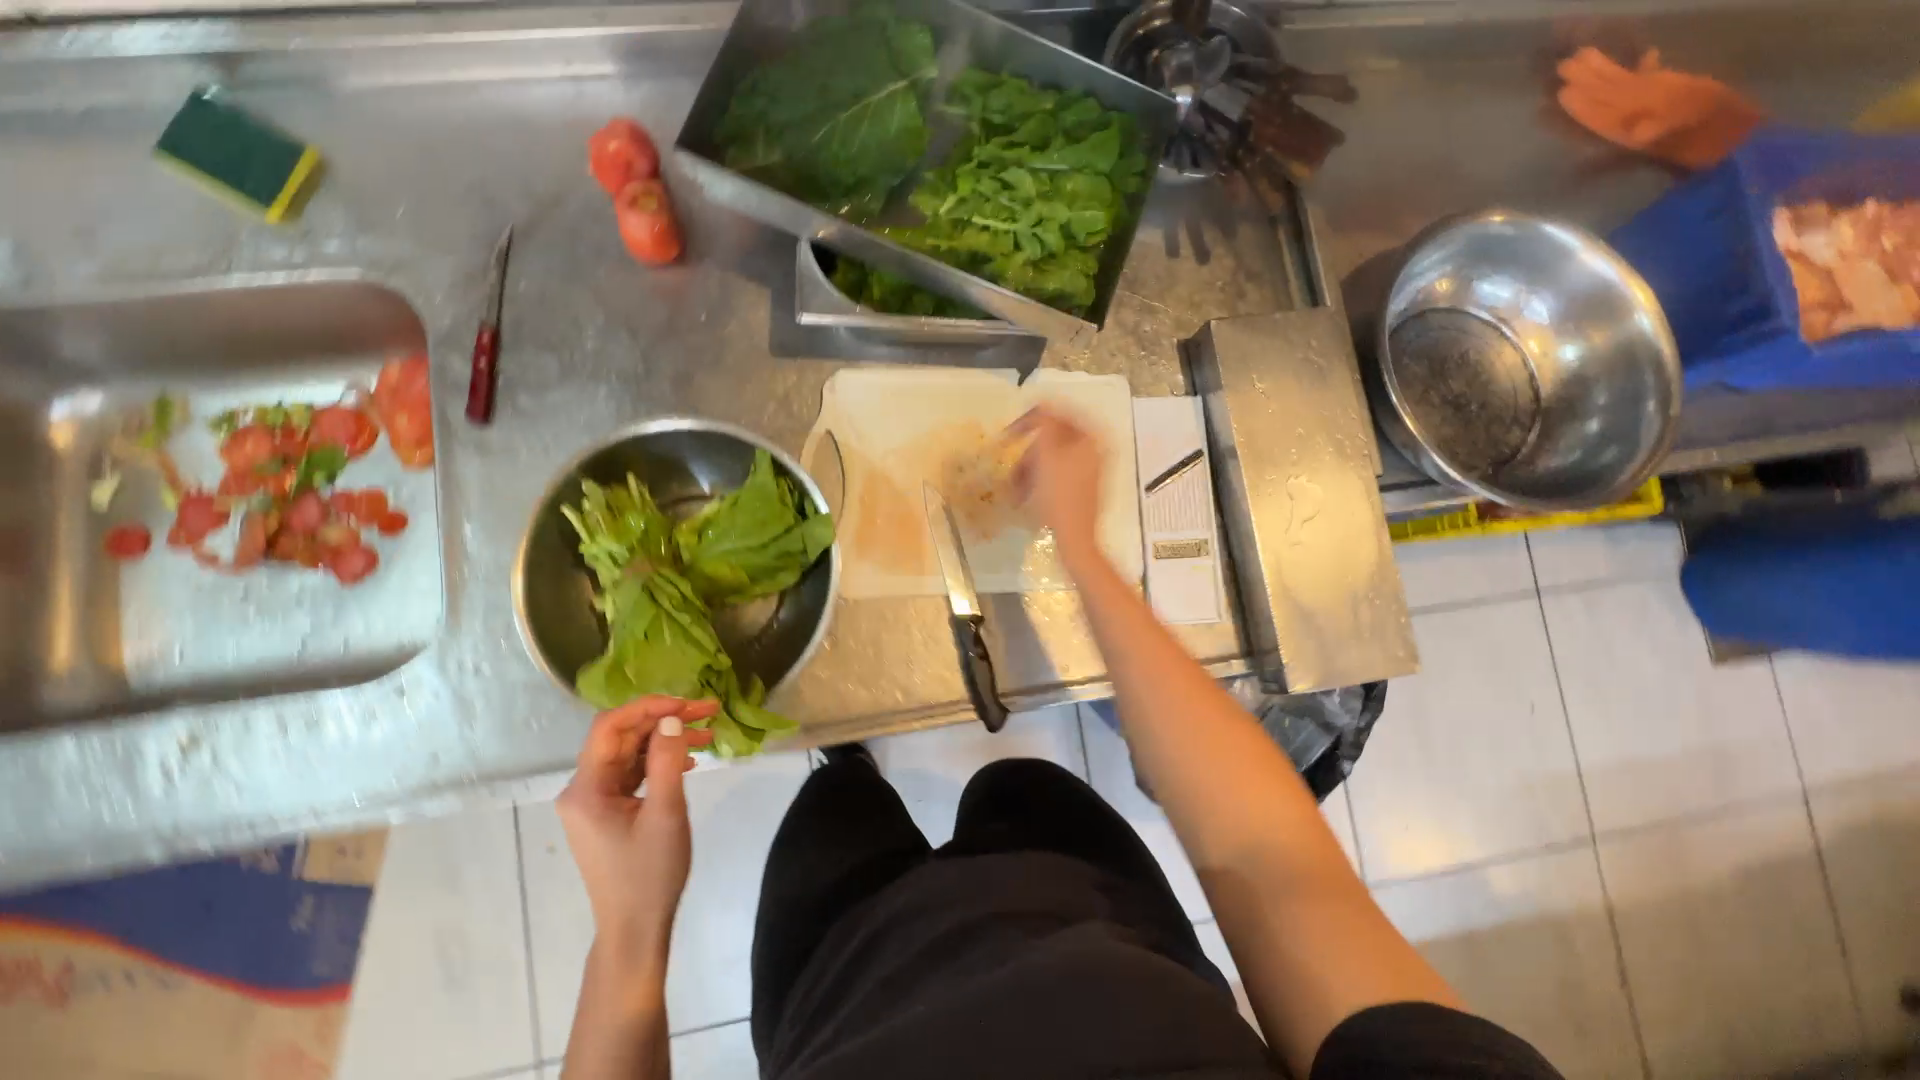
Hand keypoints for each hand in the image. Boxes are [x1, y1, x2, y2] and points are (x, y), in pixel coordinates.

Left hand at [556, 696, 717, 963]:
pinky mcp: (608, 814)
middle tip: (708, 712)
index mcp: (585, 788)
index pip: (610, 727)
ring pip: (629, 754)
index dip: (648, 707)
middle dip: (664, 720)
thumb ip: (666, 761)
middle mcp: (582, 790)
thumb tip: (671, 718)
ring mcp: (594, 803)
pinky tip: (689, 761)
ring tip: (708, 734)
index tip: (688, 704)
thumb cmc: (649, 874)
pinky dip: (658, 763)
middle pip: (621, 738)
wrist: (635, 930)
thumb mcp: (665, 814)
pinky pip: (631, 775)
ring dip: (665, 740)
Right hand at [1009, 403, 1104, 564]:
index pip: (1058, 413)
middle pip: (1052, 438)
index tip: (1009, 434)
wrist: (1076, 540)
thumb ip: (1045, 422)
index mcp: (1091, 436)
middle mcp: (1095, 449)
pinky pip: (1054, 475)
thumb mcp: (1047, 454)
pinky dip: (1038, 481)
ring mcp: (1089, 470)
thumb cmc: (1059, 497)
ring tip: (1015, 489)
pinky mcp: (1081, 488)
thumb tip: (1041, 403)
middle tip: (1012, 468)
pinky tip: (1025, 497)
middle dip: (1027, 453)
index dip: (1030, 420)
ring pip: (1050, 458)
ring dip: (1028, 469)